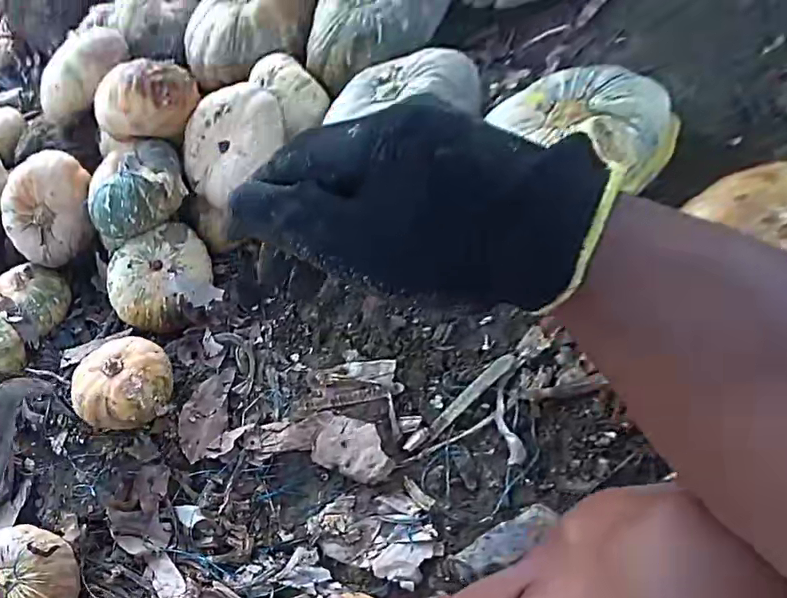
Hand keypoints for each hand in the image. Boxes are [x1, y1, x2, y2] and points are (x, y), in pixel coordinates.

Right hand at [230, 96, 615, 310]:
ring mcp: (434, 141)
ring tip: (321, 282)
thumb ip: (292, 220)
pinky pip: (395, 193)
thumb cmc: (441, 249)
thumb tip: (236, 199)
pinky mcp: (460, 164)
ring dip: (332, 233)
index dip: (260, 203)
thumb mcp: (352, 242)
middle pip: (325, 173)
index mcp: (368, 140)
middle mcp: (398, 126)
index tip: (242, 241)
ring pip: (360, 186)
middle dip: (296, 225)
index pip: (292, 165)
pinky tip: (370, 261)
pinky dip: (370, 228)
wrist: (550, 240)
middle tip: (282, 277)